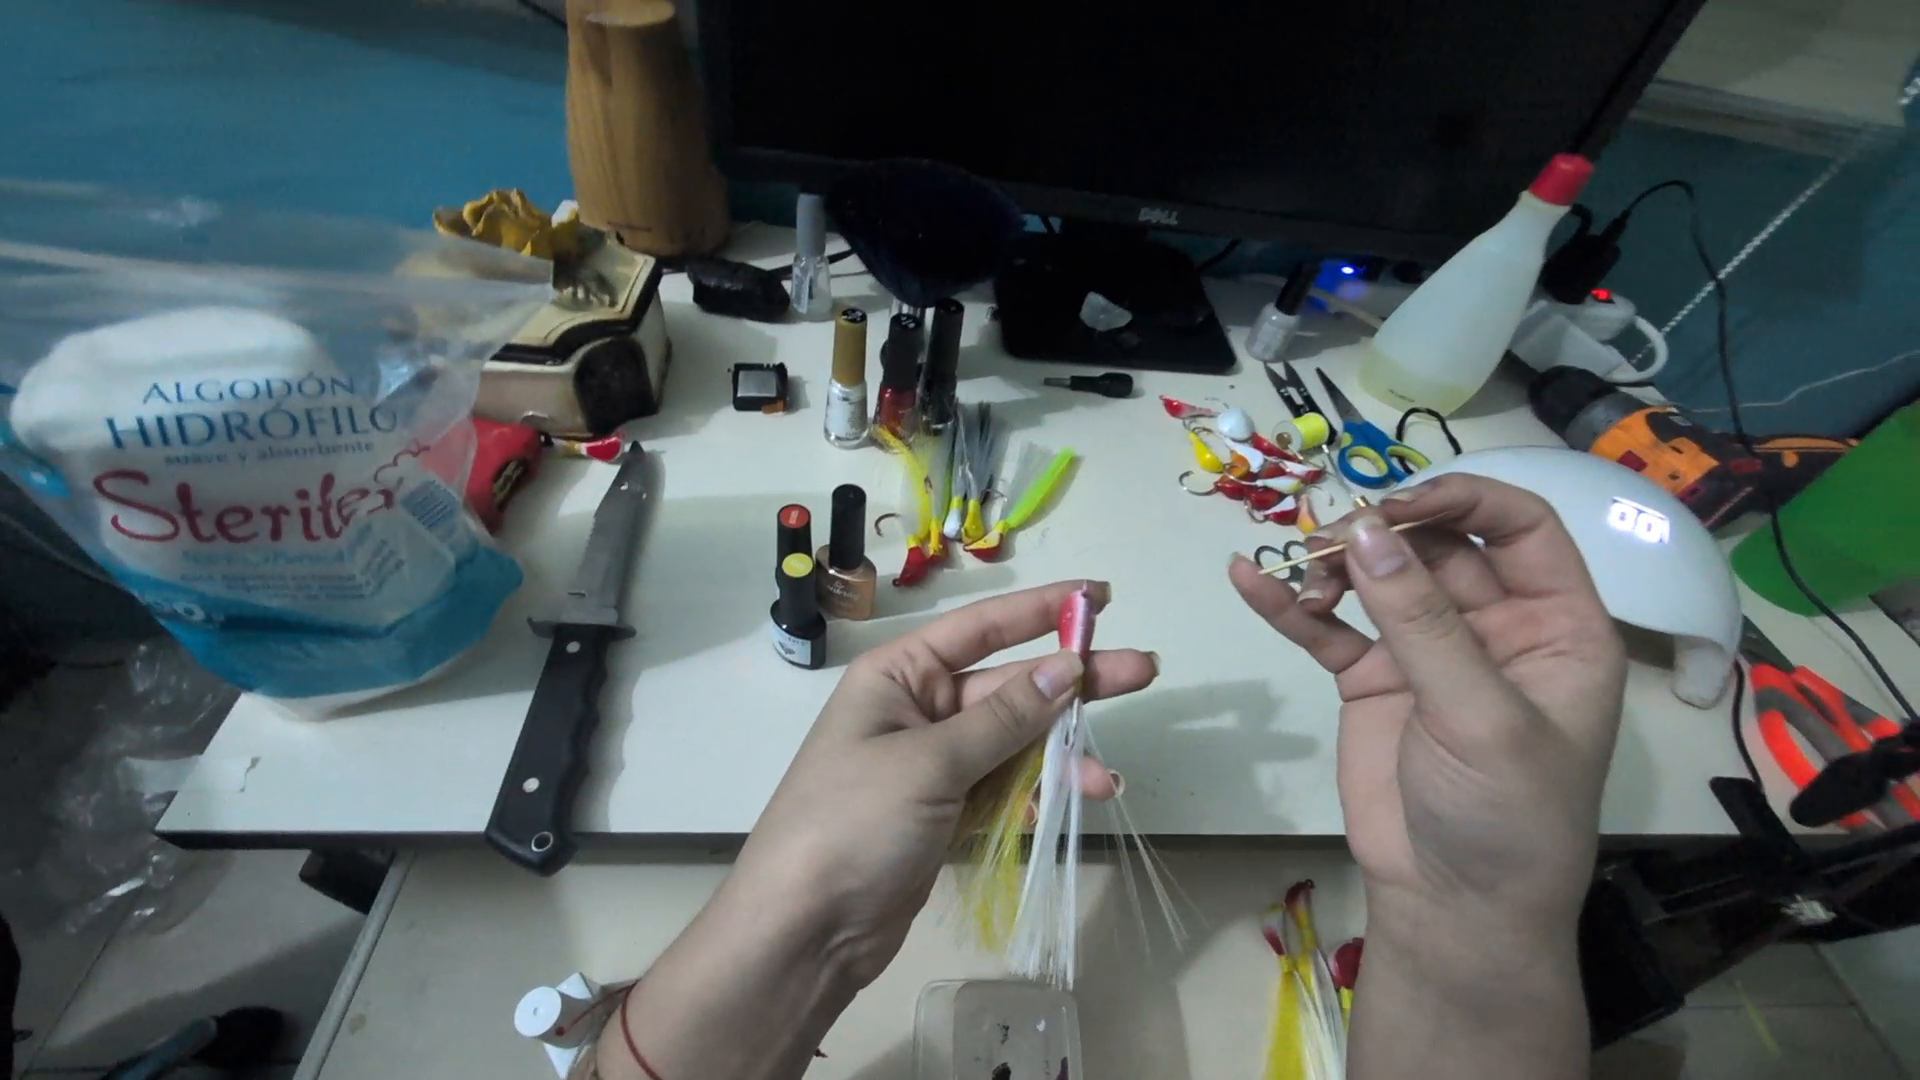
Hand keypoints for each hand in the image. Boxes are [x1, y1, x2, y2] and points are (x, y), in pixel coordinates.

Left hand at [731, 579, 1157, 985]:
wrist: (803, 932)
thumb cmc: (853, 822)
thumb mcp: (930, 761)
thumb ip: (1004, 717)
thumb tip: (1068, 668)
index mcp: (900, 674)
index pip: (981, 627)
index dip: (1042, 609)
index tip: (1098, 597)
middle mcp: (920, 708)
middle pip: (1009, 685)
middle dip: (1073, 682)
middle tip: (1143, 669)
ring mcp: (936, 762)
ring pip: (1015, 741)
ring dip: (1063, 752)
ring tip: (1111, 768)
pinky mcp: (949, 810)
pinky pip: (1006, 787)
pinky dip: (1041, 792)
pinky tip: (1083, 798)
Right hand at [1229, 474, 1625, 941]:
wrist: (1447, 900)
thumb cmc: (1503, 812)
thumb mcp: (1477, 714)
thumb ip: (1419, 621)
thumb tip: (1362, 530)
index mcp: (1552, 624)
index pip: (1518, 528)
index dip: (1463, 499)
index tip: (1394, 503)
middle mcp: (1487, 624)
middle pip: (1432, 546)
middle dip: (1380, 535)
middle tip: (1329, 540)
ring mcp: (1421, 649)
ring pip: (1375, 579)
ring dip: (1334, 568)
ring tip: (1305, 579)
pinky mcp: (1367, 675)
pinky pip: (1326, 627)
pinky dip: (1288, 604)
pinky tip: (1247, 579)